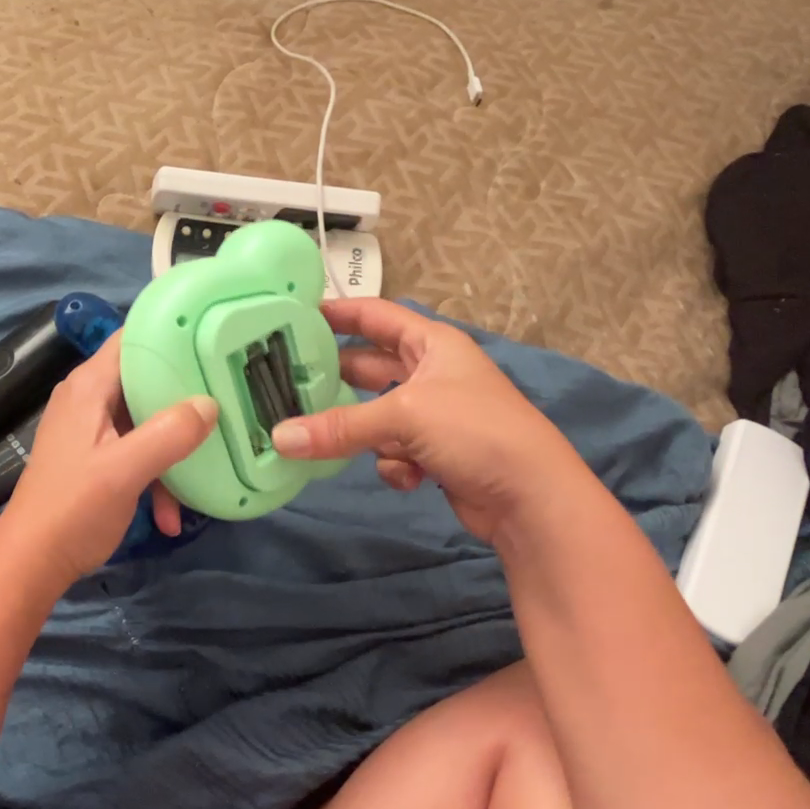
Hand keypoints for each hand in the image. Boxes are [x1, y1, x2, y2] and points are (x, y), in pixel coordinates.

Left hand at [0, 334, 218, 585]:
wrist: (34, 561)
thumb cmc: (73, 509)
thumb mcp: (125, 470)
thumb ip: (168, 434)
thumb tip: (210, 405)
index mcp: (90, 387)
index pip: (134, 338)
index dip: (174, 336)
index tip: (215, 345)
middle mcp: (90, 398)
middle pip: (147, 380)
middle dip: (185, 398)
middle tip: (228, 405)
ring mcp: (93, 429)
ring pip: (147, 420)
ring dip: (173, 450)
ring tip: (199, 478)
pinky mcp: (97, 457)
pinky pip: (138, 451)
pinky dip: (156, 476)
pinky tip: (170, 516)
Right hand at [270, 299, 583, 539]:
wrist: (531, 497)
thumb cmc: (474, 431)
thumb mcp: (403, 417)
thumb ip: (339, 426)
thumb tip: (278, 438)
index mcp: (432, 343)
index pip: (375, 315)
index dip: (337, 311)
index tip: (293, 314)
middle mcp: (431, 372)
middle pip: (369, 367)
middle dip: (336, 379)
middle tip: (287, 384)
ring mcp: (434, 415)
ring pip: (375, 416)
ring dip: (363, 433)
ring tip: (331, 442)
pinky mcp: (434, 453)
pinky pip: (394, 452)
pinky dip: (394, 465)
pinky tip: (408, 478)